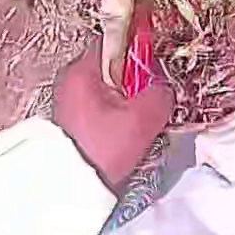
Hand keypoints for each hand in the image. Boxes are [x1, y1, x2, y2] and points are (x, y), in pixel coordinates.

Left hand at [51, 49, 172, 187]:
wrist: (71, 192)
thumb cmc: (102, 150)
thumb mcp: (141, 120)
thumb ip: (159, 94)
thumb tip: (164, 87)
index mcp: (82, 72)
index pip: (113, 42)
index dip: (139, 47)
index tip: (157, 62)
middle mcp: (71, 82)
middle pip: (114, 68)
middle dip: (138, 81)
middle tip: (154, 96)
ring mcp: (70, 103)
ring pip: (110, 90)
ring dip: (129, 102)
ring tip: (144, 119)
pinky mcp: (74, 123)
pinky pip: (103, 108)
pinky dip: (118, 116)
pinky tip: (129, 133)